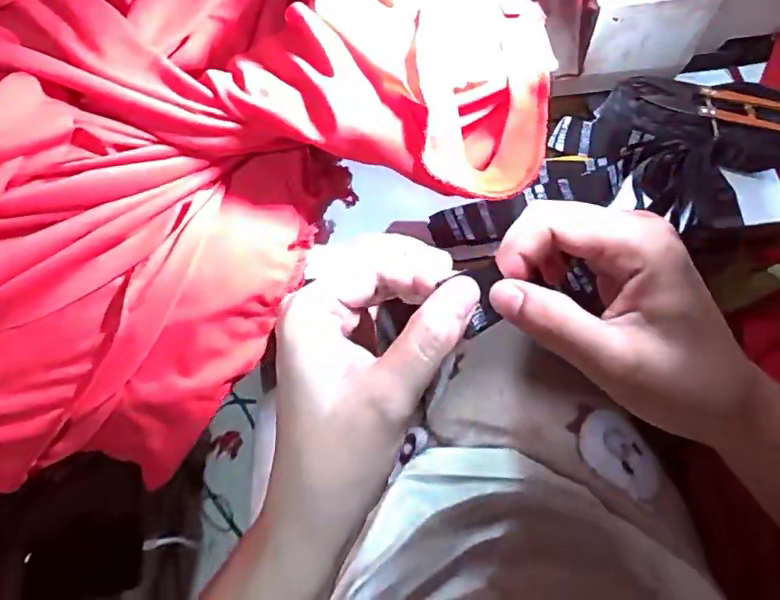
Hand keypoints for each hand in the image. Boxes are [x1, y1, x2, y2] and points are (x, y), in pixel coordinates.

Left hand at [264, 235, 480, 538]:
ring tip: (451, 293)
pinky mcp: (342, 338)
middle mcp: (313, 303)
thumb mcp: (390, 395)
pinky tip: (431, 306)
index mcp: (309, 308)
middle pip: (370, 262)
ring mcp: (326, 319)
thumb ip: (429, 337)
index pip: (368, 264)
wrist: (314, 517)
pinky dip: (406, 300)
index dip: (415, 267)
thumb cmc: (343, 457)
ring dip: (413, 281)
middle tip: (459, 285)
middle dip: (414, 267)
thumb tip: (470, 286)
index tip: (459, 284)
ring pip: (376, 279)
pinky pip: (378, 302)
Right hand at [488, 202, 759, 442]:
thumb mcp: (610, 362)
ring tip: (538, 300)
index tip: (509, 295)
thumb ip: (553, 322)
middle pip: (553, 216)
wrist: (730, 403)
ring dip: (536, 259)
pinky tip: (558, 293)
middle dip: (525, 254)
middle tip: (519, 301)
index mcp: (637, 240)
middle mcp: (634, 223)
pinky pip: (573, 241)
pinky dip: (553, 263)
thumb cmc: (680, 386)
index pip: (552, 219)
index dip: (519, 249)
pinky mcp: (627, 248)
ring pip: (558, 226)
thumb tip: (497, 291)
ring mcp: (632, 233)